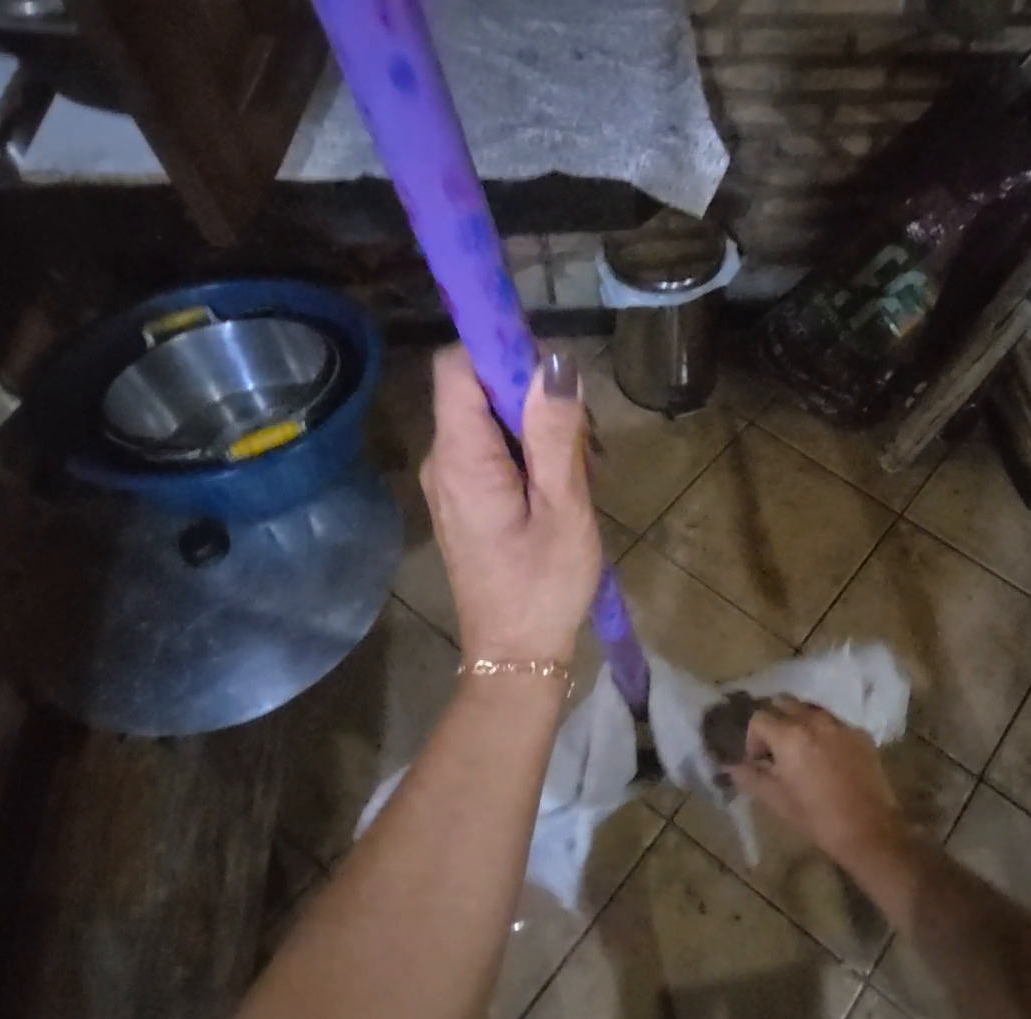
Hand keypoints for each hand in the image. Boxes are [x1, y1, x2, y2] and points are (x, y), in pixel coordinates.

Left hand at [420, 345, 600, 665]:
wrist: (516, 656)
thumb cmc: (544, 586)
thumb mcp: (564, 508)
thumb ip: (556, 433)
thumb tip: (554, 362)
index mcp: (461, 458)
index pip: (458, 366)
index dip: (501, 350)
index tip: (554, 372)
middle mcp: (443, 462)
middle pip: (478, 391)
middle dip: (534, 398)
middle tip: (587, 438)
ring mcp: (451, 484)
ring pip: (491, 423)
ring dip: (539, 431)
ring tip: (586, 470)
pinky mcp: (466, 502)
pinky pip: (493, 454)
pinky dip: (530, 456)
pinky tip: (566, 488)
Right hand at [725, 697, 910, 868]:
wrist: (869, 829)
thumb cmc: (817, 818)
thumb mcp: (777, 800)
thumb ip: (750, 777)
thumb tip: (728, 765)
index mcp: (789, 736)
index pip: (758, 718)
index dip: (753, 739)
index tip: (759, 761)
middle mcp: (814, 721)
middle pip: (784, 703)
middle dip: (775, 722)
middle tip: (777, 750)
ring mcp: (840, 724)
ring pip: (810, 709)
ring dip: (799, 722)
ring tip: (802, 750)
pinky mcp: (860, 733)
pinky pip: (834, 722)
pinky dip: (824, 731)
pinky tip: (828, 757)